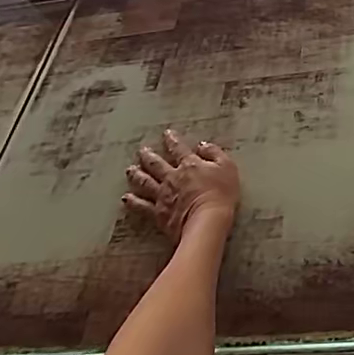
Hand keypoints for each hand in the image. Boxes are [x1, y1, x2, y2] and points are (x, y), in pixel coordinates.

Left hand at [122, 129, 240, 239]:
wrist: (207, 220)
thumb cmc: (220, 193)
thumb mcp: (227, 167)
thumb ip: (214, 153)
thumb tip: (203, 145)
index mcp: (189, 165)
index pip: (178, 148)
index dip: (172, 140)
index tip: (166, 134)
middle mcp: (172, 177)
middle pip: (156, 164)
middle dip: (148, 156)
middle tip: (141, 150)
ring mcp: (163, 195)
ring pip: (145, 182)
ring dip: (136, 175)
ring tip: (130, 170)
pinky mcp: (158, 213)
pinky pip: (142, 205)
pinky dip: (133, 201)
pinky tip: (126, 198)